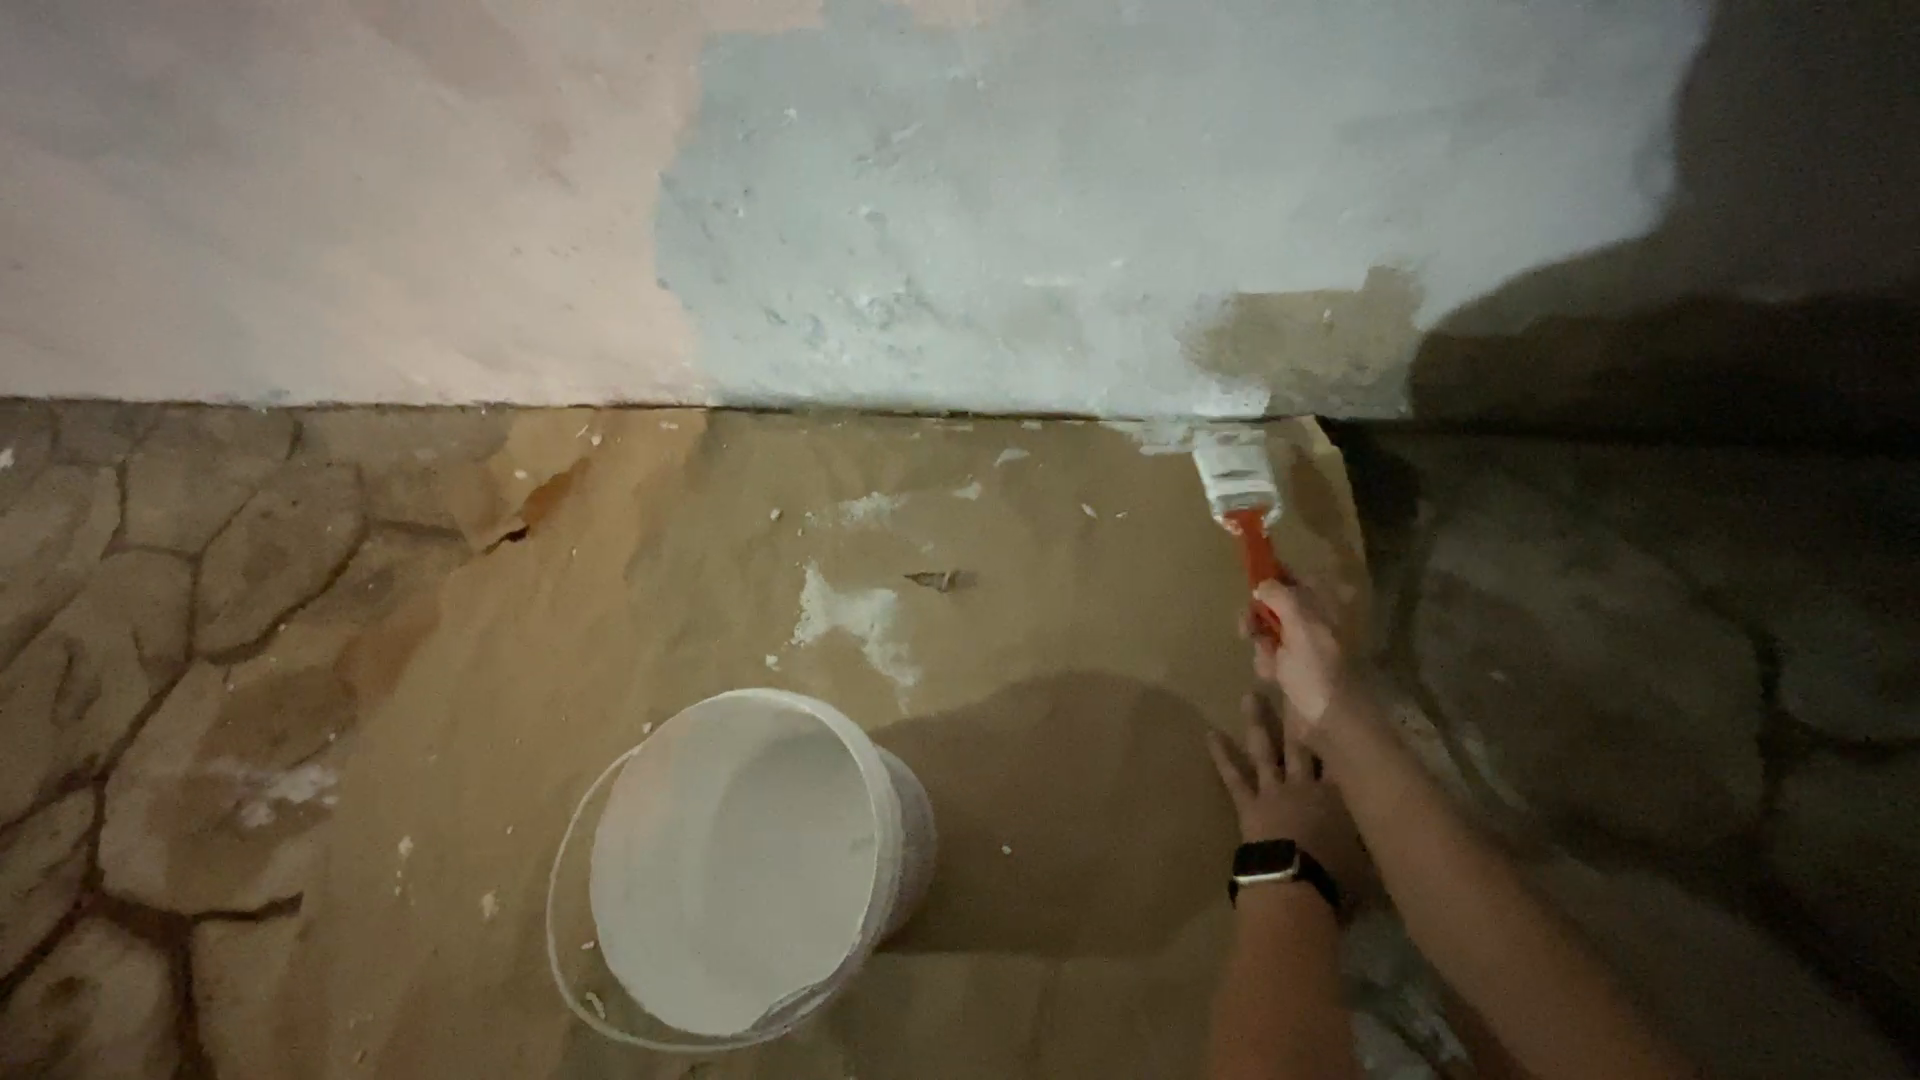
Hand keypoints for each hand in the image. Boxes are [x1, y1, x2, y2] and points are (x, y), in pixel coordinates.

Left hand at [1207, 693, 1368, 902]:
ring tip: (1249, 695)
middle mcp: (1307, 785)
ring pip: (1265, 750)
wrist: (1296, 884)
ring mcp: (1274, 791)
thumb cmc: (1339, 877)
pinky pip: (1233, 776)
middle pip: (1303, 742)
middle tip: (1292, 681)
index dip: (1338, 728)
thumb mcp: (1370, 859)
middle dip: (1298, 712)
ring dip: (1258, 722)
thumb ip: (1376, 836)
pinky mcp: (1249, 804)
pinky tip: (1209, 734)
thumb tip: (1393, 828)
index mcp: (1341, 796)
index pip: (1342, 755)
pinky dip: (1221, 756)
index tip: (1334, 700)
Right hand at [1248, 579, 1349, 747]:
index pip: (1296, 578)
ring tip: (1267, 661)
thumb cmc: (1319, 669)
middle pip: (1277, 603)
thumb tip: (1263, 584)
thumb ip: (1281, 596)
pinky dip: (1266, 662)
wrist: (1333, 720)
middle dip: (1259, 616)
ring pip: (1269, 630)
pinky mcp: (1296, 667)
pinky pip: (1271, 654)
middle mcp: (1317, 619)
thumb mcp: (1301, 624)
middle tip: (1247, 628)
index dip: (1273, 579)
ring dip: (1261, 643)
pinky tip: (1271, 675)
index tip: (1252, 589)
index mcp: (1326, 604)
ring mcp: (1306, 644)